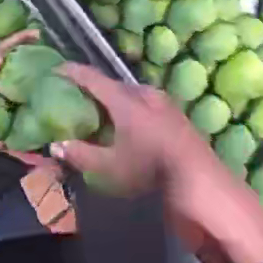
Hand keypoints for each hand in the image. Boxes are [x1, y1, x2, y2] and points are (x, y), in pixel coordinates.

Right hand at [53, 64, 262, 262]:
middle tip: (71, 99)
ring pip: (129, 95)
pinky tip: (124, 128)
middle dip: (90, 90)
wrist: (209, 191)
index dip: (70, 72)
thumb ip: (81, 154)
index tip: (53, 71)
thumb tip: (55, 144)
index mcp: (126, 99)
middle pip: (110, 85)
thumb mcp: (111, 169)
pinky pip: (143, 104)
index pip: (91, 76)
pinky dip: (128, 110)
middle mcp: (145, 93)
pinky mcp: (177, 117)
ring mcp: (164, 104)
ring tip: (96, 115)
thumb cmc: (154, 175)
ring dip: (111, 101)